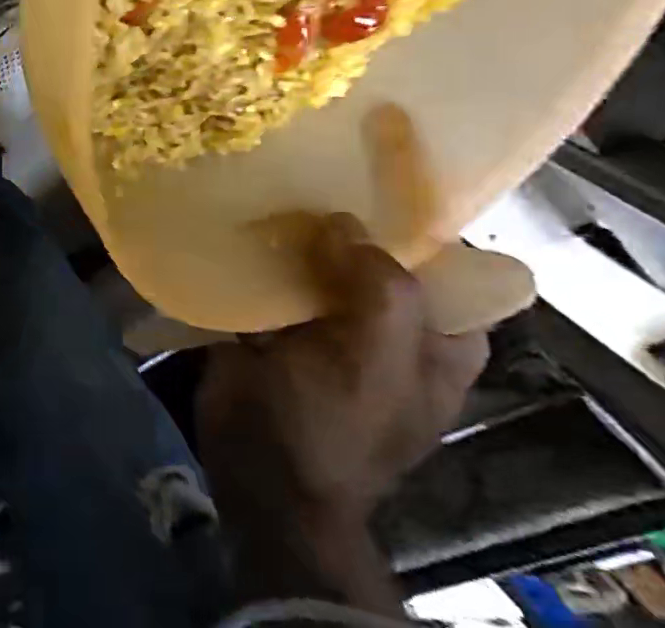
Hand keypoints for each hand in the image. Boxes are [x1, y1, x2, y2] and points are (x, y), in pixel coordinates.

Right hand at [197, 214, 488, 611]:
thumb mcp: (374, 363)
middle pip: (365, 263)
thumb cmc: (330, 425)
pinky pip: (263, 290)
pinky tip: (225, 238)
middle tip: (293, 189)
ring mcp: (322, 333)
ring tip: (253, 203)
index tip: (361, 189)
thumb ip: (381, 290)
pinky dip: (248, 268)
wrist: (259, 474)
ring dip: (284, 246)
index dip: (409, 230)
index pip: (440, 267)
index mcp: (433, 339)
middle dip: (333, 230)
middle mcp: (383, 330)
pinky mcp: (269, 335)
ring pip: (309, 273)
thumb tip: (345, 223)